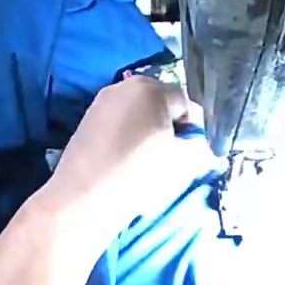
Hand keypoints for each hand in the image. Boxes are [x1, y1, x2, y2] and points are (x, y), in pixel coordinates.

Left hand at [42, 77, 211, 236]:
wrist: (85, 198)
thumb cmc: (137, 174)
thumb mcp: (180, 161)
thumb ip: (197, 146)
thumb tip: (199, 145)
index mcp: (151, 88)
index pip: (186, 104)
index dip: (193, 129)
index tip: (190, 153)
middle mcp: (124, 86)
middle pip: (159, 103)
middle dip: (168, 126)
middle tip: (168, 156)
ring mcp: (101, 102)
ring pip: (137, 113)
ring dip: (146, 131)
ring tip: (144, 161)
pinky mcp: (86, 120)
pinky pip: (118, 123)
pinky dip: (126, 136)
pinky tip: (124, 160)